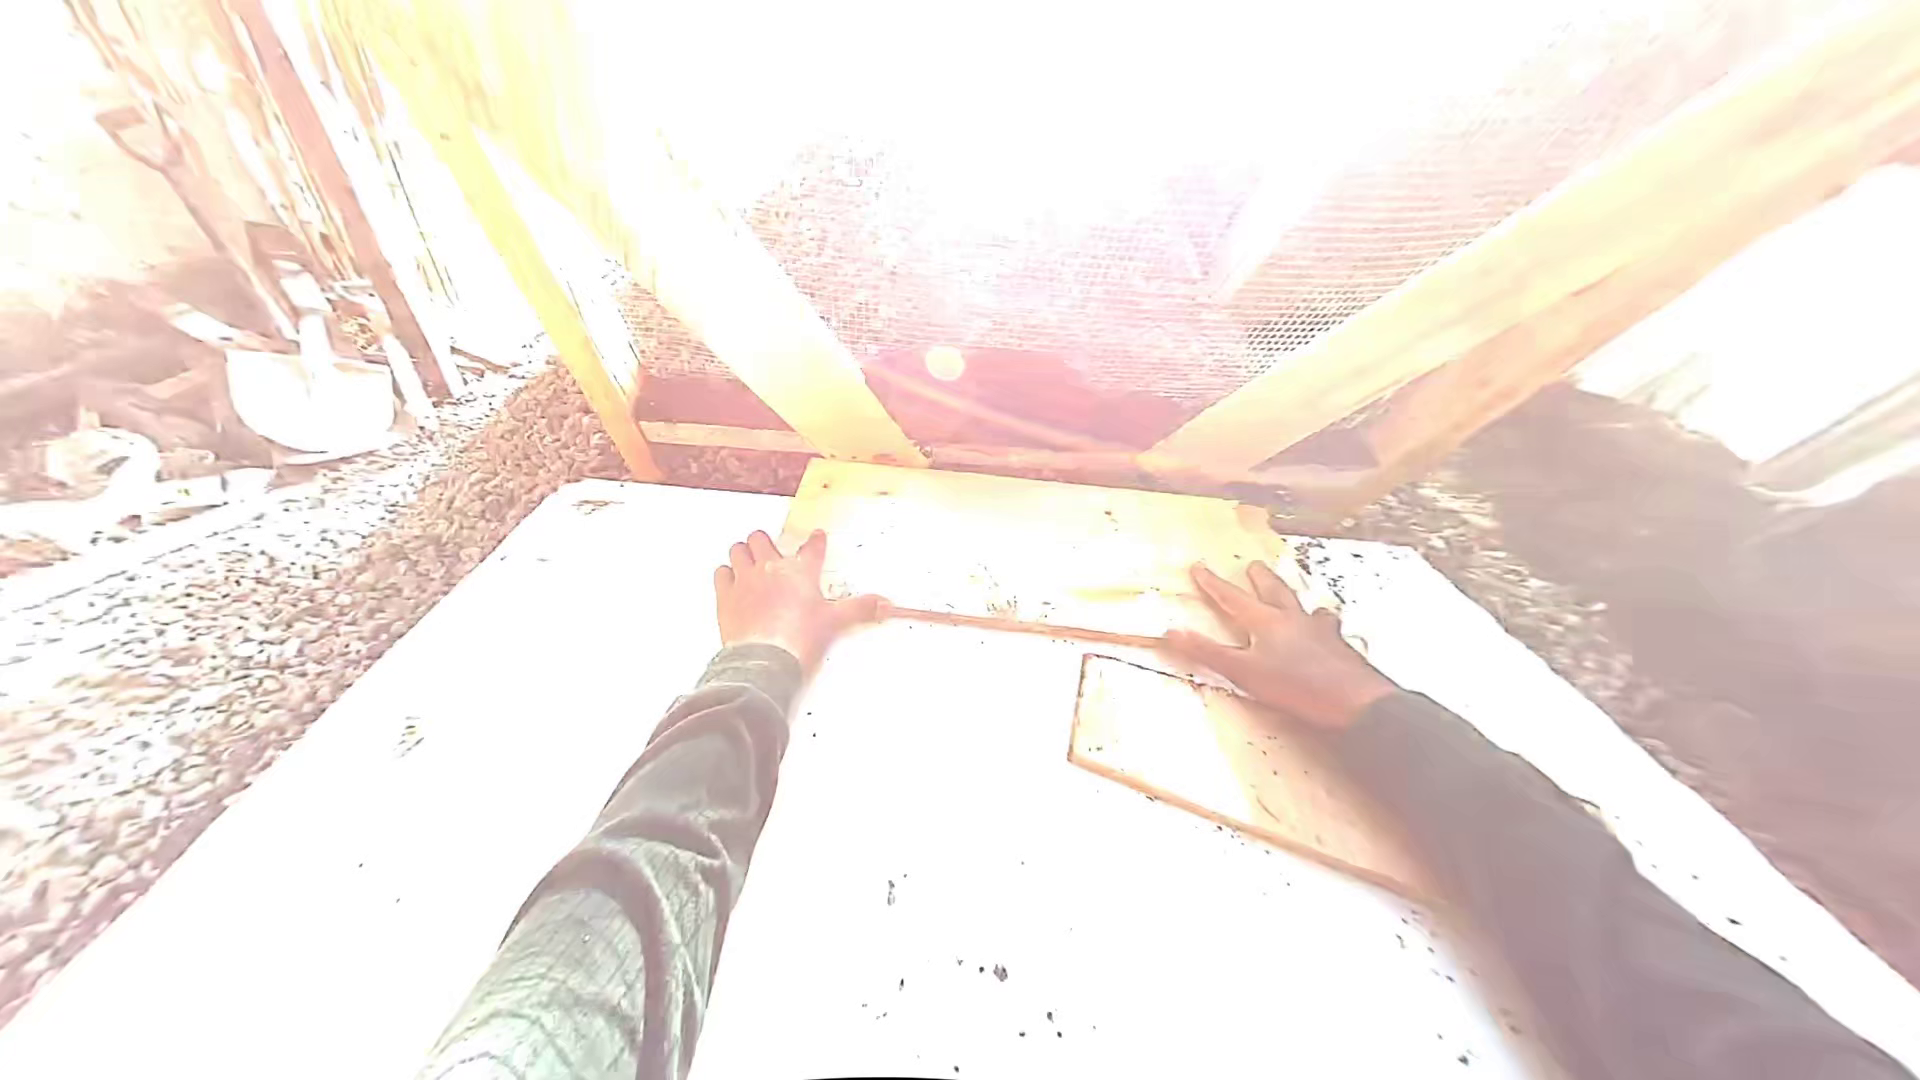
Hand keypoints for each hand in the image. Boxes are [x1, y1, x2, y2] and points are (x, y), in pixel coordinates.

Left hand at [714, 529, 880, 672]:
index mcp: (801, 572)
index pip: (811, 548)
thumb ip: (861, 609)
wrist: (765, 659)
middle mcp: (771, 568)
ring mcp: (745, 579)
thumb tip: (885, 603)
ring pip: (739, 549)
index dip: (816, 541)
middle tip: (772, 550)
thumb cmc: (800, 638)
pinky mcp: (726, 595)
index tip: (817, 537)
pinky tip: (732, 580)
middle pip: (762, 539)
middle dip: (766, 541)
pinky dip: (726, 573)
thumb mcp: (836, 622)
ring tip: (749, 559)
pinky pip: (721, 572)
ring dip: (744, 552)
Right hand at [1164, 562, 1397, 729]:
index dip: (1212, 584)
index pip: (1232, 598)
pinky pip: (1329, 628)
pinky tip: (1329, 628)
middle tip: (1254, 565)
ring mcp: (1321, 632)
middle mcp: (1293, 619)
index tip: (1199, 567)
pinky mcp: (1341, 648)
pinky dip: (1324, 624)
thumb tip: (1171, 631)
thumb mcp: (1243, 672)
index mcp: (1266, 622)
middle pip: (1274, 592)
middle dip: (1260, 579)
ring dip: (1296, 599)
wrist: (1358, 702)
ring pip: (1305, 607)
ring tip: (1299, 597)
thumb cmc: (1296, 686)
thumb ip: (1207, 652)